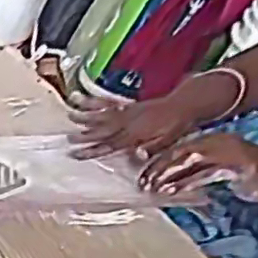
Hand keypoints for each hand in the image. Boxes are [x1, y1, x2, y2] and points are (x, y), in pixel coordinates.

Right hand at [71, 90, 203, 161]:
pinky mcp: (129, 105)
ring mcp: (128, 112)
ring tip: (70, 114)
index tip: (75, 154)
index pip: (110, 145)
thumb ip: (153, 148)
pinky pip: (109, 104)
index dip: (92, 150)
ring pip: (102, 114)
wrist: (190, 101)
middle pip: (103, 130)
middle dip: (85, 135)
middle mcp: (129, 122)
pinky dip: (94, 102)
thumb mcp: (170, 138)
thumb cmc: (179, 124)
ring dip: (85, 115)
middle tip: (68, 138)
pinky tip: (83, 100)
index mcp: (137, 133)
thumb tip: (138, 156)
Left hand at [140, 133, 257, 202]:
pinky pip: (207, 173)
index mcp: (212, 141)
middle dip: (158, 169)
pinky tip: (171, 192)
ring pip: (192, 160)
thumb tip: (157, 180)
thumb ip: (188, 171)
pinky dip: (187, 182)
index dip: (155, 162)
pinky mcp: (239, 165)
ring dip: (169, 175)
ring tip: (153, 189)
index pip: (177, 148)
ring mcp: (230, 152)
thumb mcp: (209, 170)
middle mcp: (220, 142)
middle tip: (143, 185)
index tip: (140, 177)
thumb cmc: (239, 176)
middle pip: (181, 152)